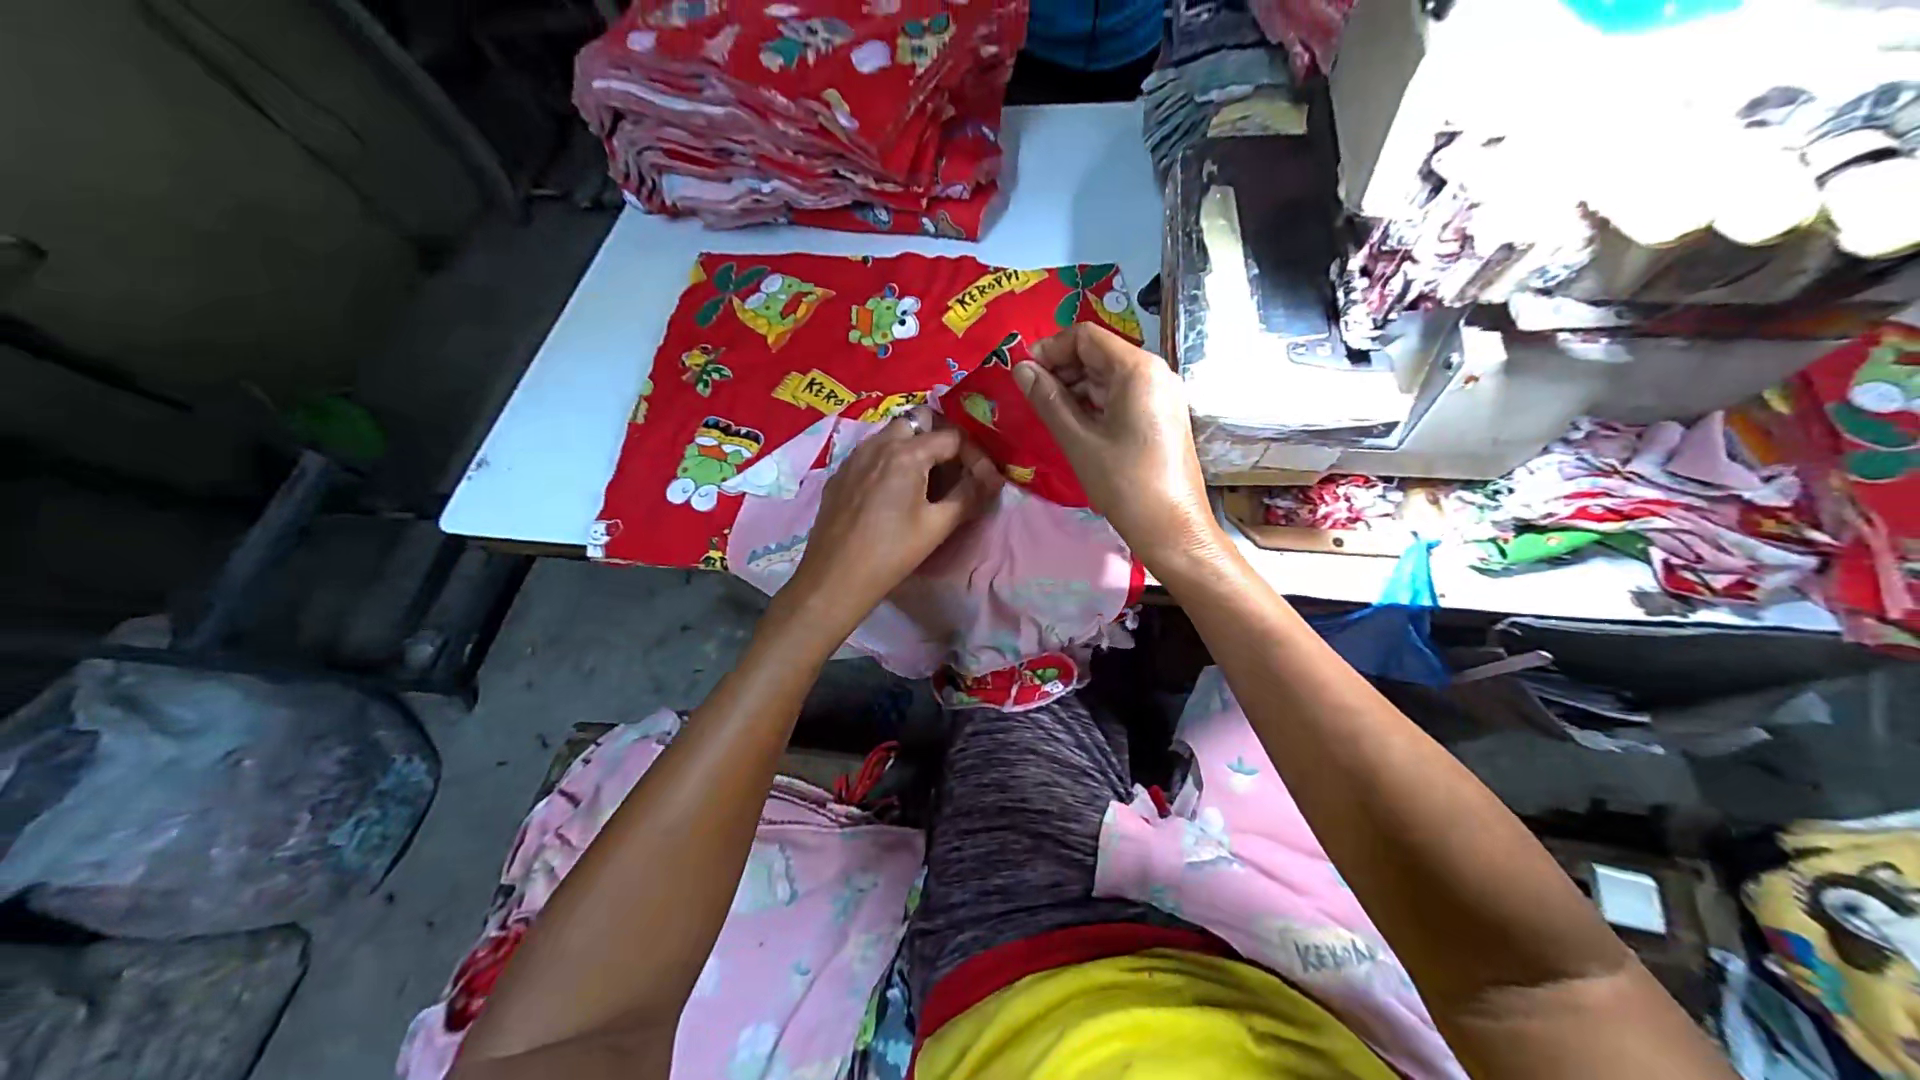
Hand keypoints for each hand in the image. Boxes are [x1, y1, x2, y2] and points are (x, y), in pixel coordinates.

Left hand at [783, 413, 1003, 628]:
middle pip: (918, 420)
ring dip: (914, 445)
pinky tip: (894, 491)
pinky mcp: (840, 473)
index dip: (974, 455)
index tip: (982, 479)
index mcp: (906, 454)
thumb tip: (992, 479)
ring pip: (891, 433)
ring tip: (926, 479)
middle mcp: (878, 444)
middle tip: (953, 467)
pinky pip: (871, 451)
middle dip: (940, 436)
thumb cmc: (891, 553)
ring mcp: (855, 456)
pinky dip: (890, 459)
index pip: (952, 436)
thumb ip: (968, 496)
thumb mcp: (937, 526)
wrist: (835, 577)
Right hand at [1014, 323, 1222, 572]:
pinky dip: (1094, 402)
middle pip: (1099, 353)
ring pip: (1108, 375)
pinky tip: (1075, 425)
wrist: (1172, 526)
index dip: (1050, 349)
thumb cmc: (1124, 483)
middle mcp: (1155, 372)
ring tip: (1049, 413)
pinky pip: (1122, 395)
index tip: (1024, 374)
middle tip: (1032, 396)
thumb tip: (1021, 369)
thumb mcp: (1078, 440)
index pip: (1086, 336)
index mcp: (1137, 370)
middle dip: (1062, 369)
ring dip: (1075, 387)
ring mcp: (1162, 393)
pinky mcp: (1161, 414)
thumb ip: (1048, 399)